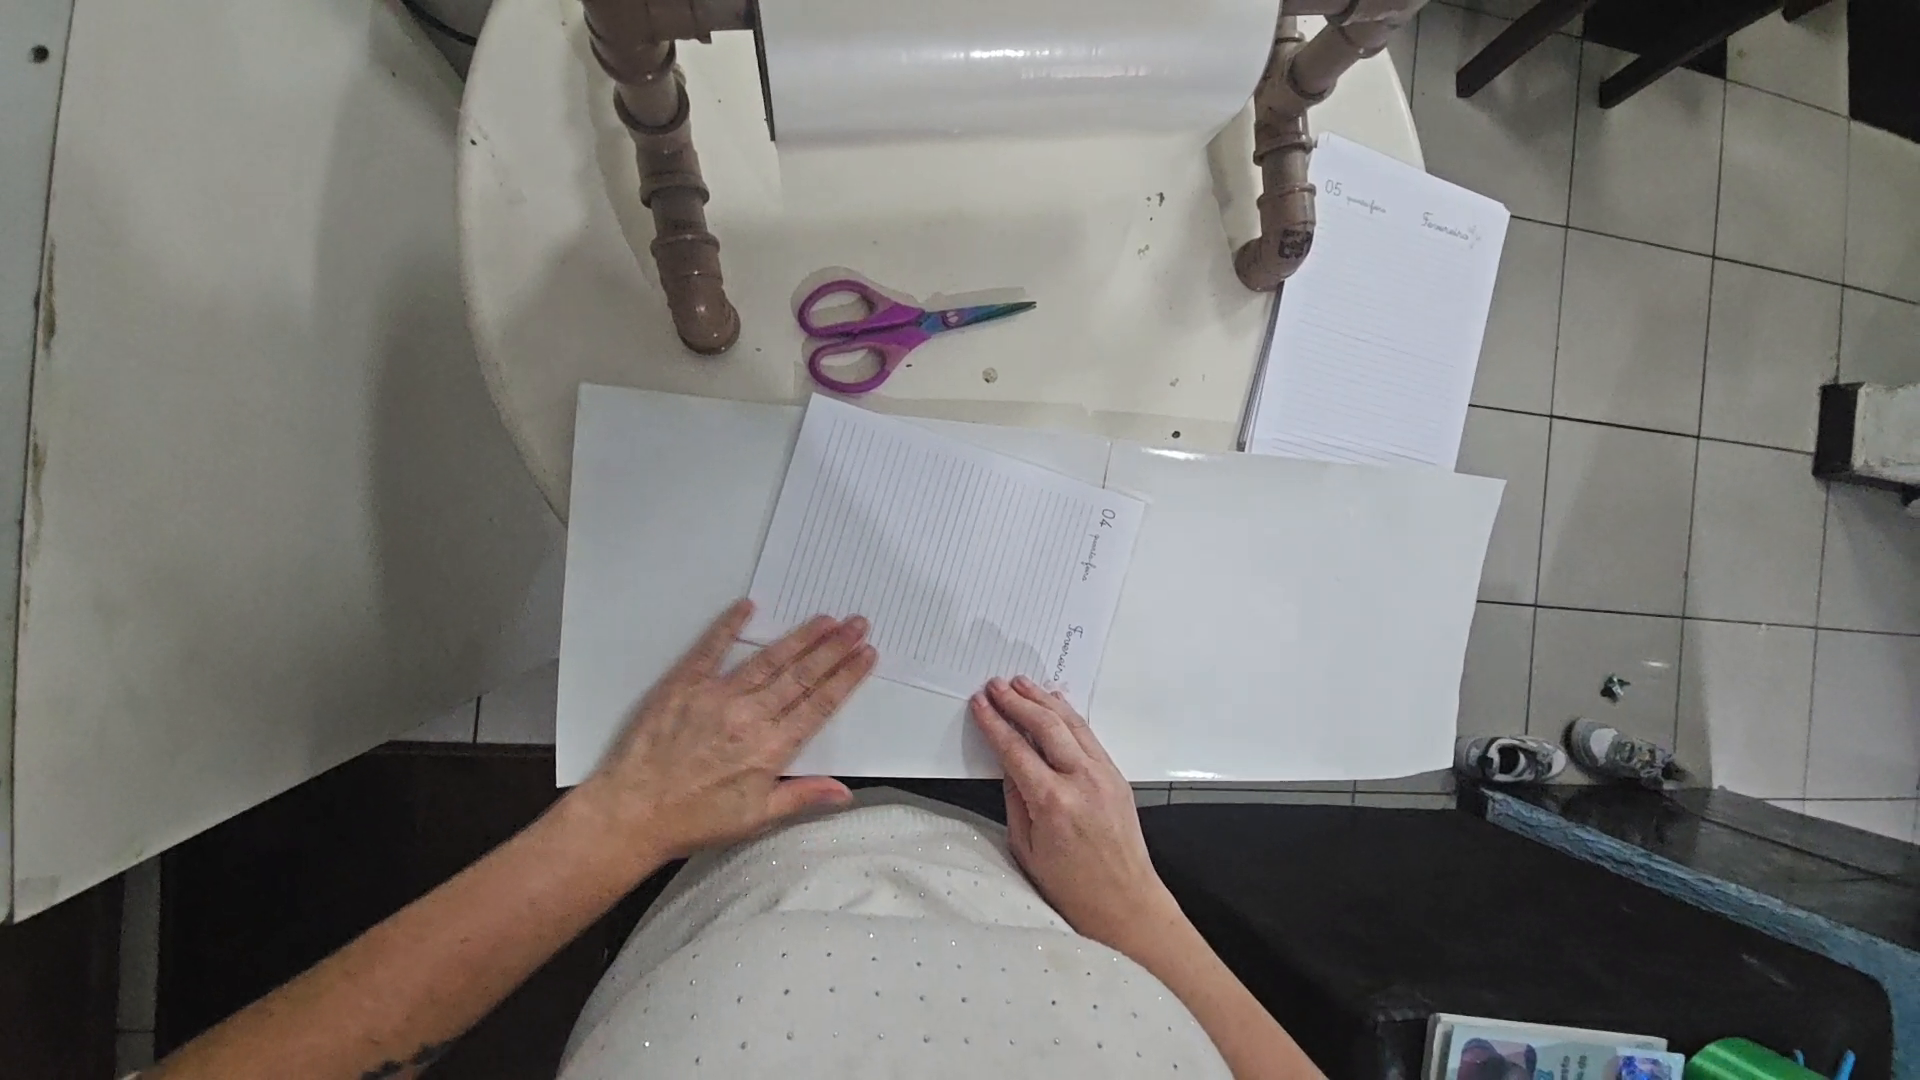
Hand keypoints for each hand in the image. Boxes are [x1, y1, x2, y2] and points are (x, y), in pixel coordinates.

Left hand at [575, 599, 876, 859]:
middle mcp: (750, 715)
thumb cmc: (695, 820)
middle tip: (858, 623)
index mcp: (771, 748)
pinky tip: (748, 606)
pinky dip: (729, 625)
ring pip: (769, 659)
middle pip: (803, 675)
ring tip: (825, 618)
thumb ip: (802, 797)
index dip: (847, 677)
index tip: (866, 654)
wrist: (631, 814)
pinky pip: (711, 649)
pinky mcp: (684, 685)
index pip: (820, 704)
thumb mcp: (756, 819)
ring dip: (801, 637)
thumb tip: (847, 792)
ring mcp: (717, 696)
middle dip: (835, 647)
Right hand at [969, 676, 1178, 947]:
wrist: (1125, 904)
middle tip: (996, 685)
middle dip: (1016, 701)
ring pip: (1070, 722)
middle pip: (1044, 725)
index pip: (1015, 749)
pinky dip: (1069, 714)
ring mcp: (1103, 775)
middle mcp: (1081, 781)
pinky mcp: (1116, 776)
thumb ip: (1015, 799)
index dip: (994, 723)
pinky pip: (1089, 735)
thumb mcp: (1026, 848)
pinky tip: (1055, 703)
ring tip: (1021, 683)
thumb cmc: (1073, 887)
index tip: (980, 704)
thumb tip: (1008, 762)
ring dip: (1043, 699)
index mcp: (1052, 802)